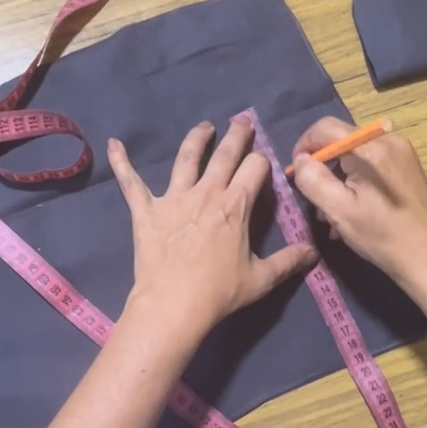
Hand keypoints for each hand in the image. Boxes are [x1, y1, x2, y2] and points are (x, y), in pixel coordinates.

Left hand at [109, 118, 317, 346]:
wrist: (174, 305)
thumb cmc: (219, 292)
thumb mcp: (261, 279)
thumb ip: (288, 262)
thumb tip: (313, 254)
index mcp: (236, 206)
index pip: (255, 168)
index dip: (261, 162)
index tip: (263, 163)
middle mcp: (206, 194)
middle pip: (225, 154)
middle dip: (237, 135)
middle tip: (242, 122)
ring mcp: (174, 199)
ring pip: (186, 158)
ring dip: (197, 139)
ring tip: (205, 127)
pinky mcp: (146, 211)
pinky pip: (131, 183)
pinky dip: (122, 163)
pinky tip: (113, 144)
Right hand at [287, 118, 426, 319]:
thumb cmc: (383, 236)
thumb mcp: (339, 211)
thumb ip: (313, 180)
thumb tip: (301, 160)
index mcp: (371, 148)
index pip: (325, 128)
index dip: (304, 147)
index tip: (296, 175)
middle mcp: (389, 140)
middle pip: (341, 141)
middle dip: (322, 168)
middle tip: (315, 202)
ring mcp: (402, 153)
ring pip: (355, 156)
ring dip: (338, 180)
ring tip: (332, 215)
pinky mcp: (408, 168)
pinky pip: (372, 166)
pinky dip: (356, 183)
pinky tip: (353, 212)